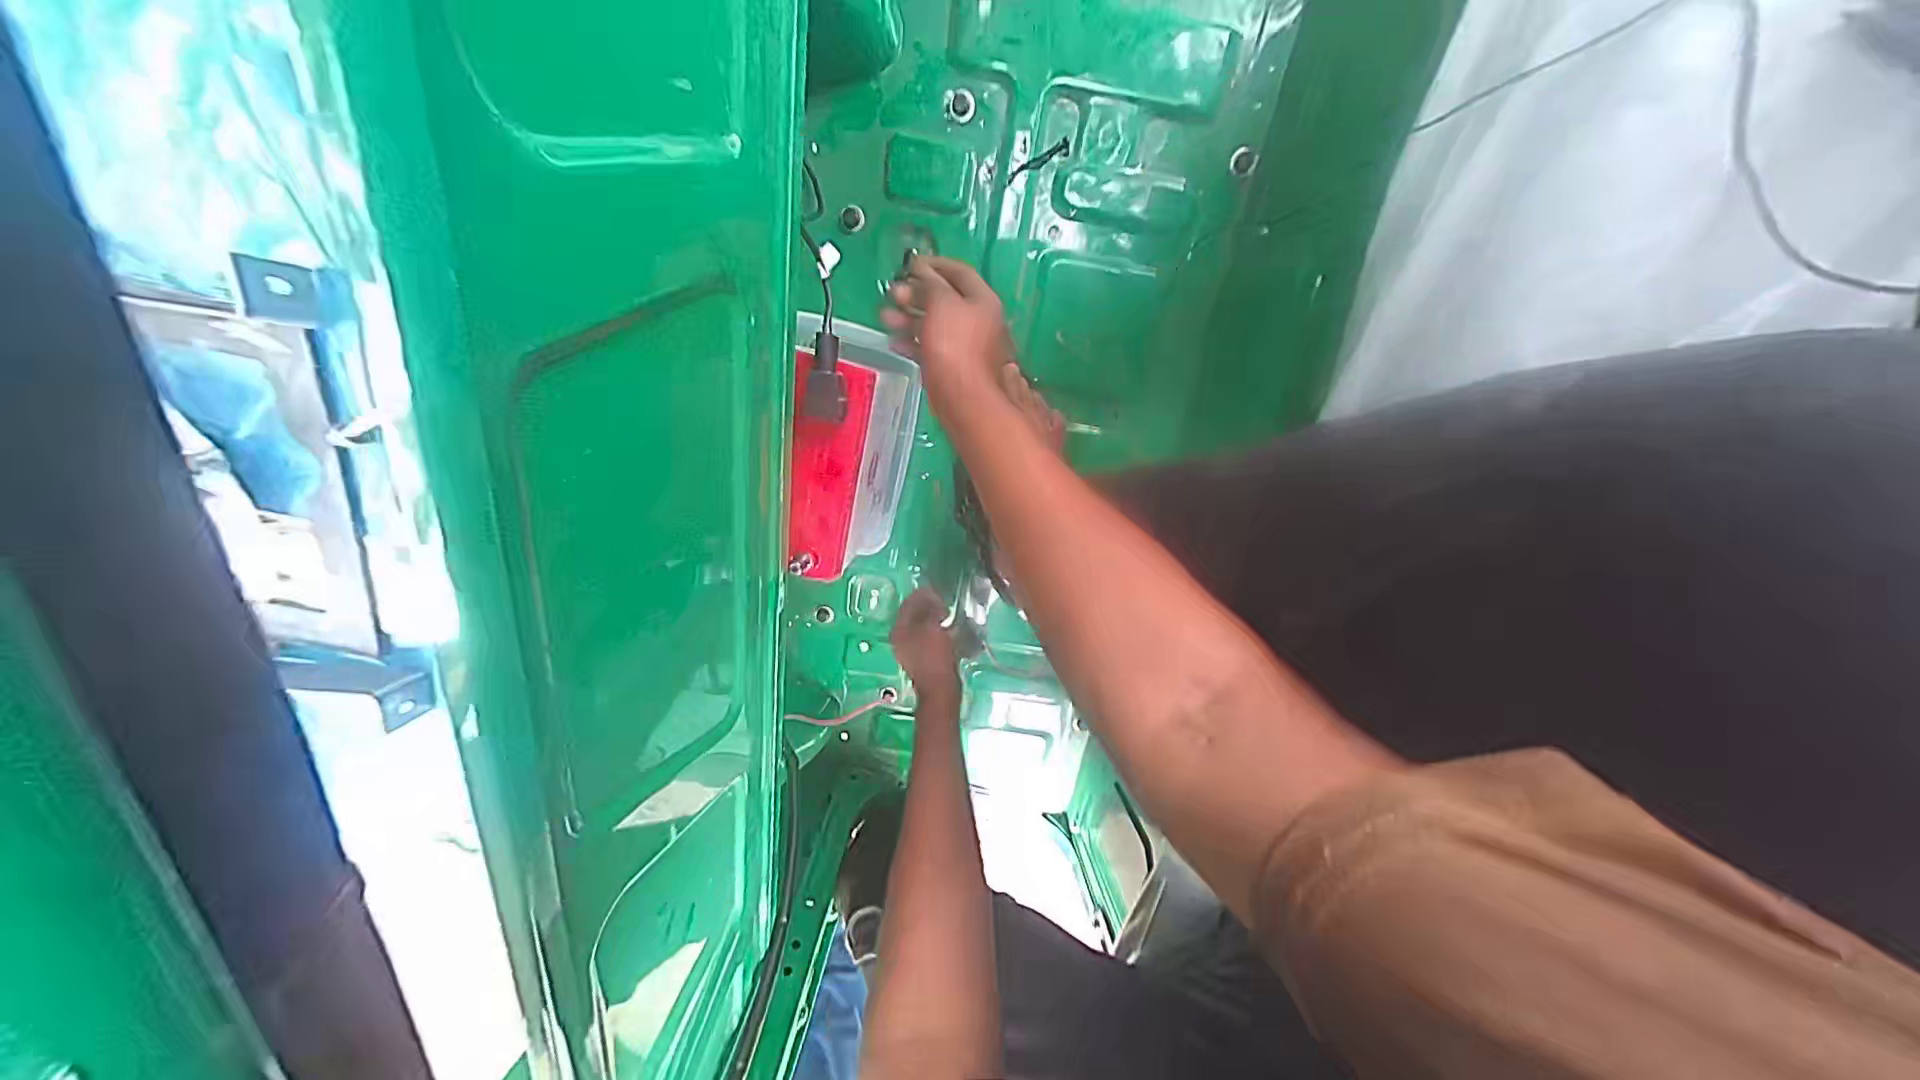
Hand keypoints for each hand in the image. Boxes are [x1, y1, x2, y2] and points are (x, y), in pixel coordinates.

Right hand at [881, 256, 1012, 415]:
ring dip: (909, 317)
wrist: (963, 398)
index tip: (911, 263)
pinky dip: (913, 341)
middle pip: (944, 299)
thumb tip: (921, 271)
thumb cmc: (956, 347)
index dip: (933, 264)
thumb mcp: (941, 303)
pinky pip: (931, 347)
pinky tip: (897, 342)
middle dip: (916, 293)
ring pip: (935, 323)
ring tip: (887, 316)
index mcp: (981, 300)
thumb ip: (930, 283)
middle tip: (894, 292)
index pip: (958, 272)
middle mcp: (977, 321)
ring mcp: (965, 345)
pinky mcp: (953, 367)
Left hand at [890, 587, 958, 699]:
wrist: (941, 688)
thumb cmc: (934, 656)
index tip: (935, 588)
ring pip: (921, 627)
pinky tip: (948, 630)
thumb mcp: (932, 627)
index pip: (907, 605)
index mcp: (899, 630)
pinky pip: (928, 638)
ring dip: (933, 619)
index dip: (920, 594)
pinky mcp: (922, 659)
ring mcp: (910, 651)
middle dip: (927, 606)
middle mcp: (900, 639)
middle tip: (942, 600)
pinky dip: (937, 631)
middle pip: (913, 616)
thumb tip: (929, 595)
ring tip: (947, 613)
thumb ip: (928, 609)